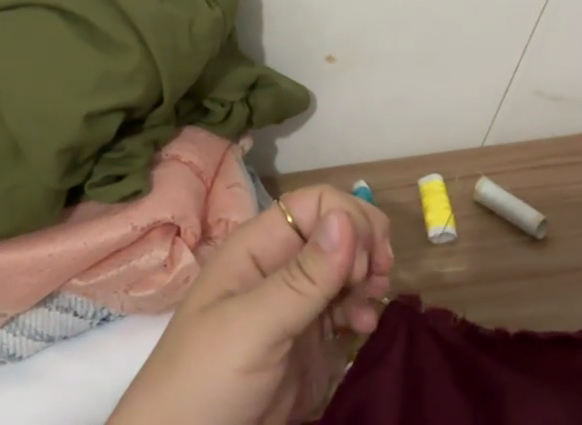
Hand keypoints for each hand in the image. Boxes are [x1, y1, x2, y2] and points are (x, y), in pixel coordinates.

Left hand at [109, 185, 393, 424]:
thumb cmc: (206, 378)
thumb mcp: (252, 326)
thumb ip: (302, 277)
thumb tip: (348, 218)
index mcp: (258, 247)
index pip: (315, 204)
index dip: (348, 220)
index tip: (365, 261)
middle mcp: (280, 266)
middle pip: (336, 230)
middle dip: (365, 247)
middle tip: (374, 280)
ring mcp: (295, 303)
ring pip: (345, 267)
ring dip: (368, 279)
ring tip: (371, 306)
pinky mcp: (309, 339)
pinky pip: (345, 307)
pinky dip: (363, 309)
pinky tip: (364, 327)